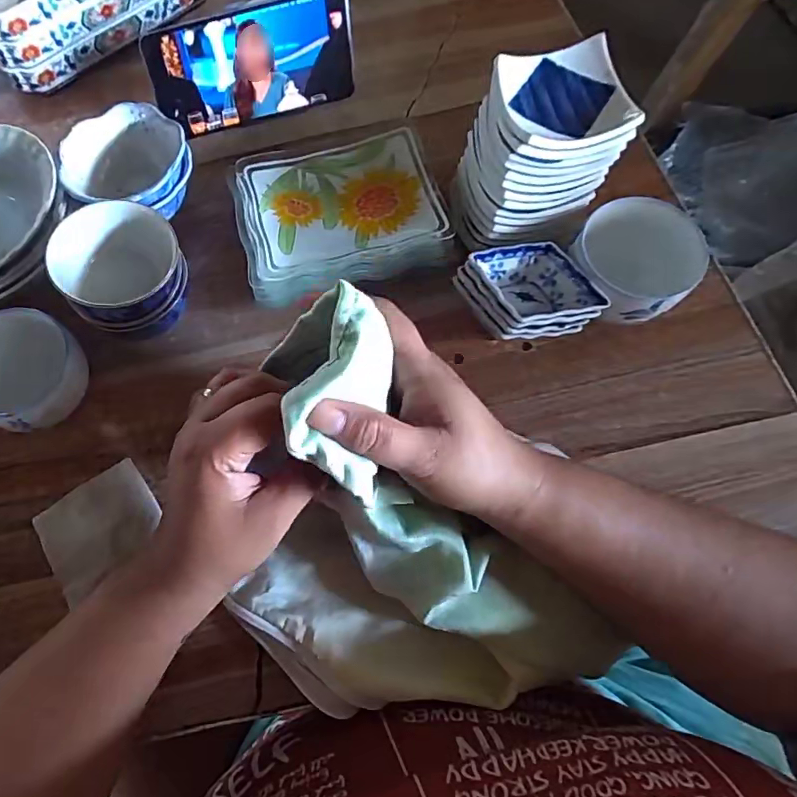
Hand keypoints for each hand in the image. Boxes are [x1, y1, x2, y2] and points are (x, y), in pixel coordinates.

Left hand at [136, 369, 321, 597]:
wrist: (181, 564)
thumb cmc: (225, 549)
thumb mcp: (272, 520)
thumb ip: (302, 480)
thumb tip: (332, 450)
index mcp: (213, 449)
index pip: (265, 408)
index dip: (301, 411)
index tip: (330, 423)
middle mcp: (196, 427)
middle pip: (248, 386)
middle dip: (287, 395)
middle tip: (317, 418)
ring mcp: (189, 425)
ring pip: (232, 382)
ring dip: (265, 389)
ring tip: (294, 413)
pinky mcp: (191, 429)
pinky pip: (219, 393)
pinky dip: (244, 392)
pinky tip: (266, 413)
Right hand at [305, 298, 541, 520]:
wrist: (511, 492)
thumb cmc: (474, 468)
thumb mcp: (423, 455)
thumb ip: (372, 434)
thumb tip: (315, 410)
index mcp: (418, 368)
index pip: (383, 316)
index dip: (347, 304)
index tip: (307, 307)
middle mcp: (411, 372)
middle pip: (365, 340)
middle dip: (326, 339)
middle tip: (286, 353)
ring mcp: (409, 394)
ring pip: (364, 368)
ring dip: (331, 370)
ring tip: (292, 380)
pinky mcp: (406, 415)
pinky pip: (367, 394)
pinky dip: (342, 397)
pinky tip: (320, 412)